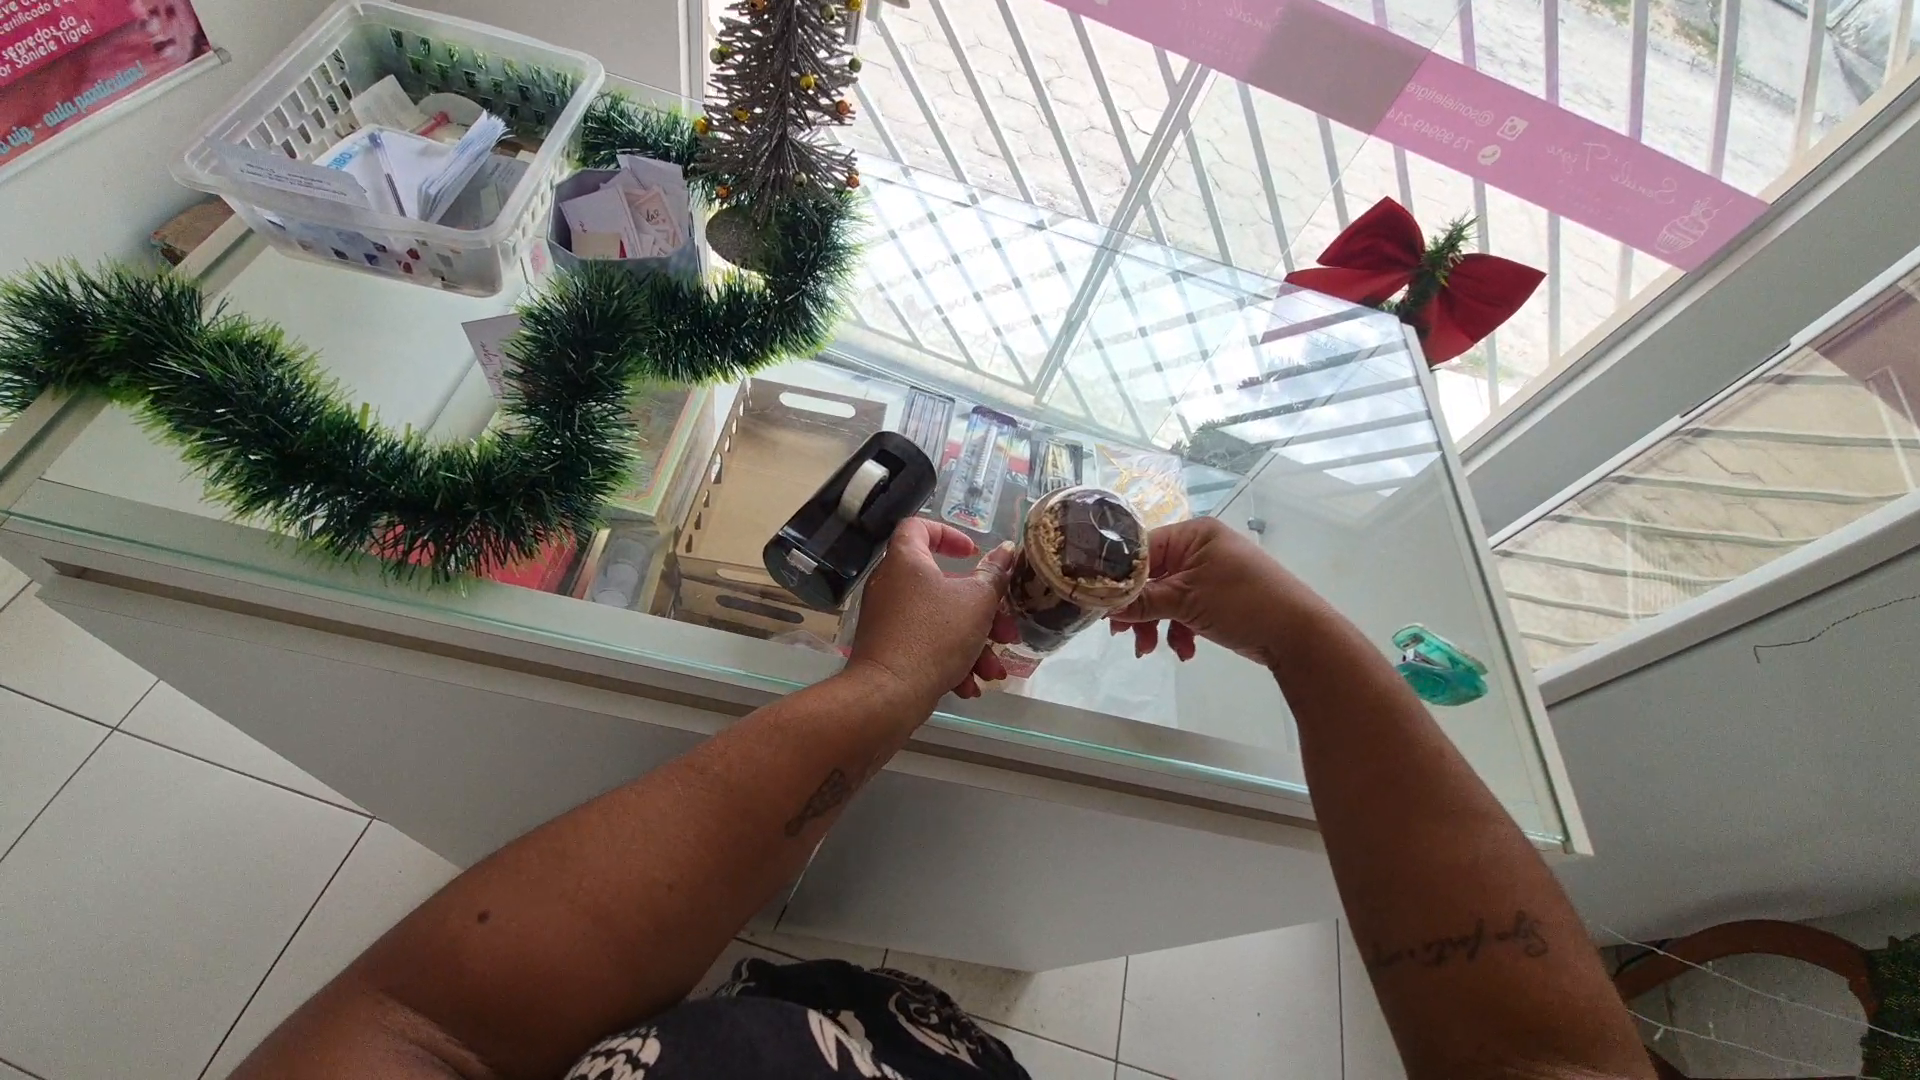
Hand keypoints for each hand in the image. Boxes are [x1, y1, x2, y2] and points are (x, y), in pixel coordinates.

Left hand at [848, 518, 1018, 704]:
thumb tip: (1007, 551)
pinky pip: (924, 644)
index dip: (948, 533)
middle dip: (982, 612)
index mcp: (906, 560)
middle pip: (943, 585)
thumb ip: (994, 575)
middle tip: (1005, 631)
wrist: (888, 694)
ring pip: (939, 621)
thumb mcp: (977, 602)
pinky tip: (969, 686)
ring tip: (993, 670)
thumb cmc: (934, 636)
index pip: (919, 526)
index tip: (972, 554)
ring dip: (973, 644)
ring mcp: (888, 618)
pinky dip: (949, 660)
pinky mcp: (888, 648)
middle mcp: (892, 584)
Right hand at [1108, 517, 1325, 669]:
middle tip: (1120, 633)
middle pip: (1152, 577)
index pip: (1142, 549)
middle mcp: (1200, 548)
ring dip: (1155, 624)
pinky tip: (1185, 651)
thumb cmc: (1242, 603)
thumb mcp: (1186, 601)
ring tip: (1150, 650)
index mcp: (1194, 534)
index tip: (1102, 602)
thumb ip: (1142, 603)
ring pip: (1166, 598)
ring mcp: (1210, 574)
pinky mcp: (1217, 599)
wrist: (1299, 635)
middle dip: (1138, 608)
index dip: (1121, 576)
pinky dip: (1180, 630)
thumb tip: (1103, 606)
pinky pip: (1185, 610)